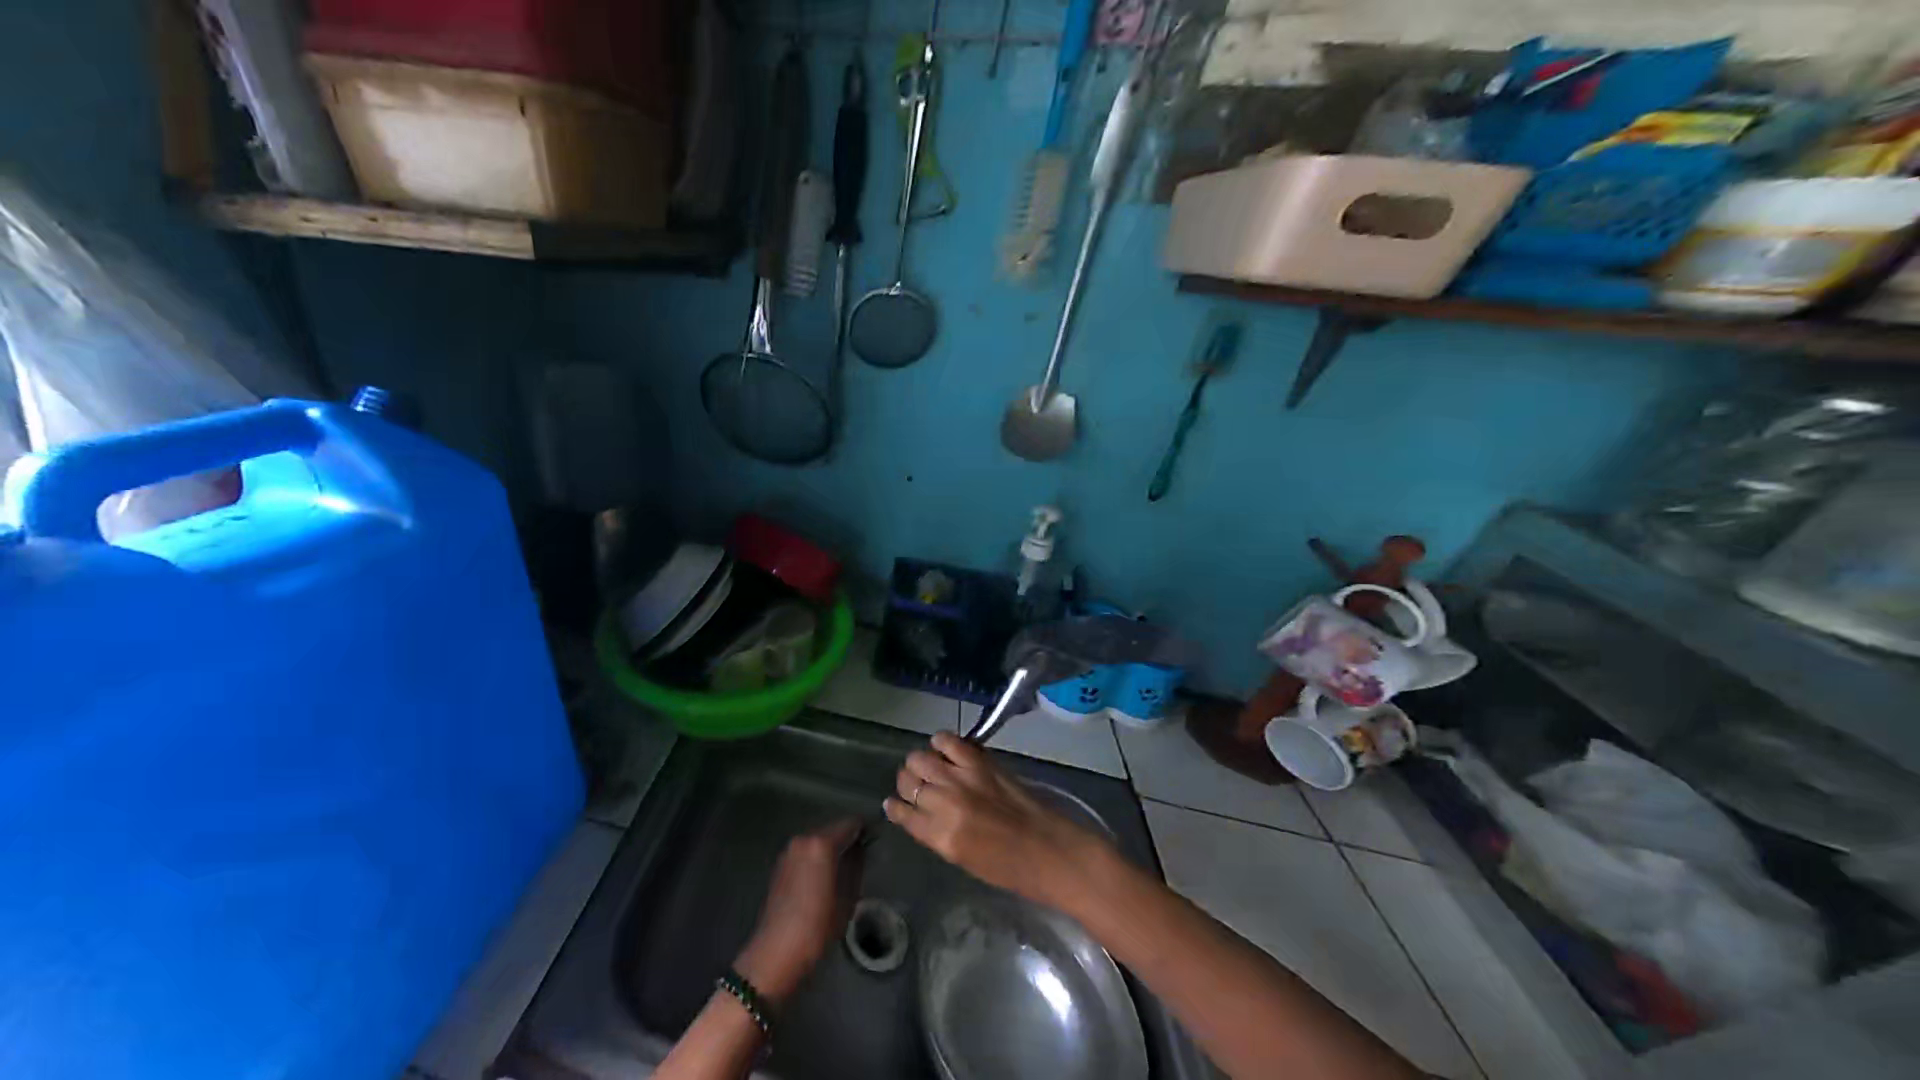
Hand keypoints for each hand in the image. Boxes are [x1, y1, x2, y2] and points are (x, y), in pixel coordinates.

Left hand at [733, 818, 863, 1004]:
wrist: (775, 954)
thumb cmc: (817, 926)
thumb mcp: (848, 897)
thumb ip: (856, 865)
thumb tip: (862, 847)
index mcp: (821, 843)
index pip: (850, 823)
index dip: (865, 829)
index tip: (876, 839)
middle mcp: (803, 840)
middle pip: (833, 829)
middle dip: (848, 838)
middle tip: (864, 856)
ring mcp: (789, 852)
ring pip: (819, 840)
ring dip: (833, 848)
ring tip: (846, 868)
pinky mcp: (781, 865)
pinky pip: (807, 852)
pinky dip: (819, 857)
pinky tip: (826, 877)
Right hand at [883, 732, 1112, 913]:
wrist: (1050, 851)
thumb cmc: (1009, 869)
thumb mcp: (962, 859)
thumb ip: (937, 834)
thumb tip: (921, 814)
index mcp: (940, 836)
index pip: (902, 813)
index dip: (895, 807)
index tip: (894, 804)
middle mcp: (945, 803)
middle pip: (908, 780)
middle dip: (907, 782)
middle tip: (916, 784)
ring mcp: (963, 778)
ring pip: (921, 758)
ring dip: (921, 763)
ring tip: (930, 767)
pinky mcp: (981, 762)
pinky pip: (949, 741)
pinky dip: (942, 742)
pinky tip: (947, 750)